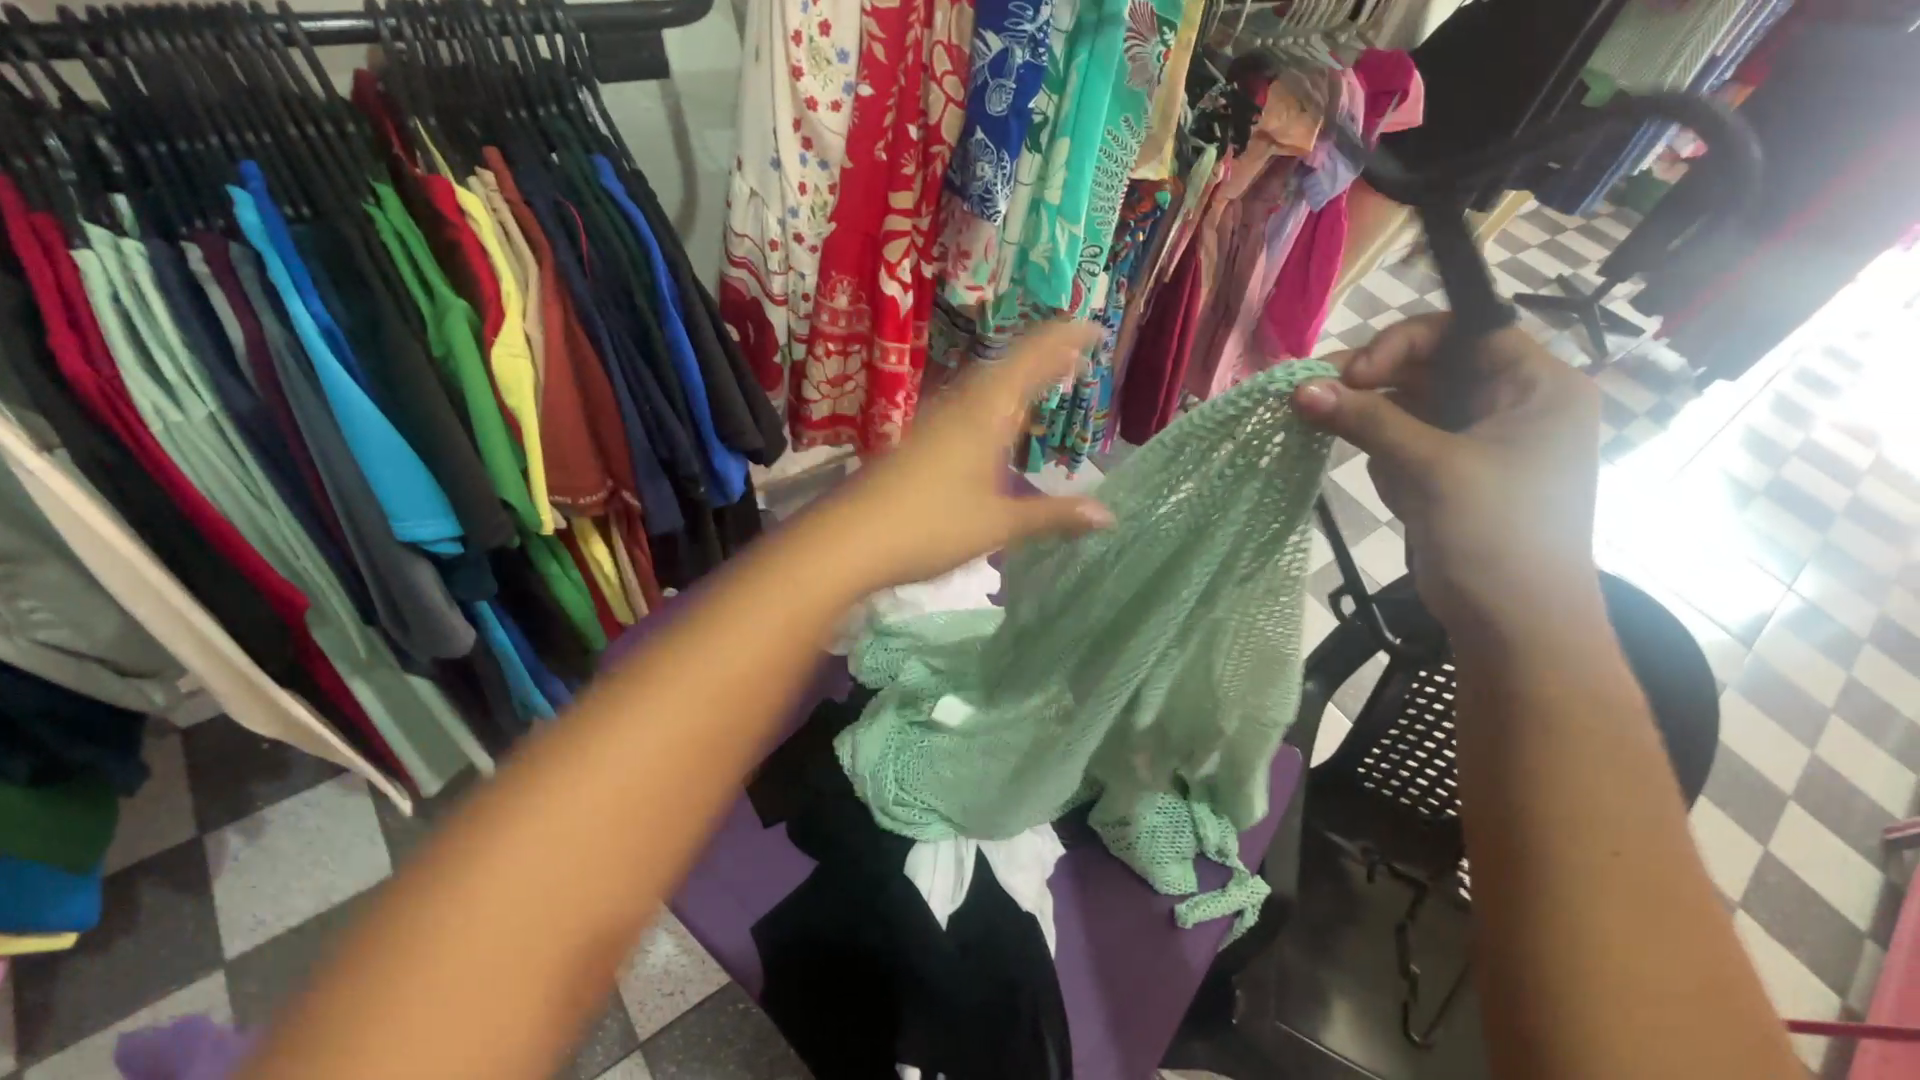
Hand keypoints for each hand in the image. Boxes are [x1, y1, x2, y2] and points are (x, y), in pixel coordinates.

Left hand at [820, 320, 1115, 588]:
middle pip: (1005, 368)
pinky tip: (992, 427)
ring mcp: (932, 423)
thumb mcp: (999, 524)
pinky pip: (965, 409)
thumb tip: (1107, 515)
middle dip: (1041, 357)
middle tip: (1073, 352)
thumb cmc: (930, 525)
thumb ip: (1052, 515)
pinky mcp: (915, 444)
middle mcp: (959, 407)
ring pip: (982, 389)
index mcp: (985, 414)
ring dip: (1014, 380)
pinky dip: (991, 406)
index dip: (1062, 342)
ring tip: (1041, 381)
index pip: (1031, 362)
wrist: (847, 541)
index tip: (1091, 327)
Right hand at [1291, 315, 1603, 640]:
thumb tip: (1300, 388)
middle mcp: (1512, 403)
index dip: (1404, 342)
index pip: (1464, 330)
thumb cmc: (1496, 536)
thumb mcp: (1434, 469)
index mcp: (1538, 387)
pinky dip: (1390, 465)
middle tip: (1318, 401)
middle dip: (1376, 389)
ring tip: (1395, 479)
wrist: (1514, 625)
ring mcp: (1480, 440)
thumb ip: (1368, 421)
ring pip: (1408, 407)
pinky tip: (1407, 501)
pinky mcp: (1452, 473)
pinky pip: (1404, 445)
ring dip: (1381, 433)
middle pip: (1429, 367)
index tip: (1353, 374)